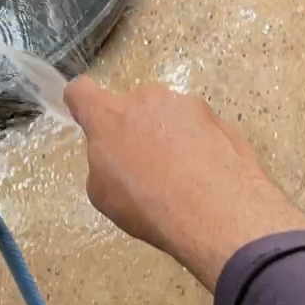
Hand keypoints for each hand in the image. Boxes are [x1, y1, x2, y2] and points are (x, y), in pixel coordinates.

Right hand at [64, 78, 304, 289]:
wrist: (216, 212)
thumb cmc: (147, 205)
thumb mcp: (104, 194)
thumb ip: (104, 164)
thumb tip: (118, 158)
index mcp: (110, 117)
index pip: (81, 92)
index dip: (81, 103)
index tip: (86, 115)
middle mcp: (148, 100)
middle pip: (135, 108)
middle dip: (137, 130)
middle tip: (145, 169)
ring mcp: (189, 106)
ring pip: (171, 118)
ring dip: (171, 139)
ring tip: (183, 181)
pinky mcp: (223, 121)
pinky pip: (202, 132)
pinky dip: (201, 150)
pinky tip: (208, 182)